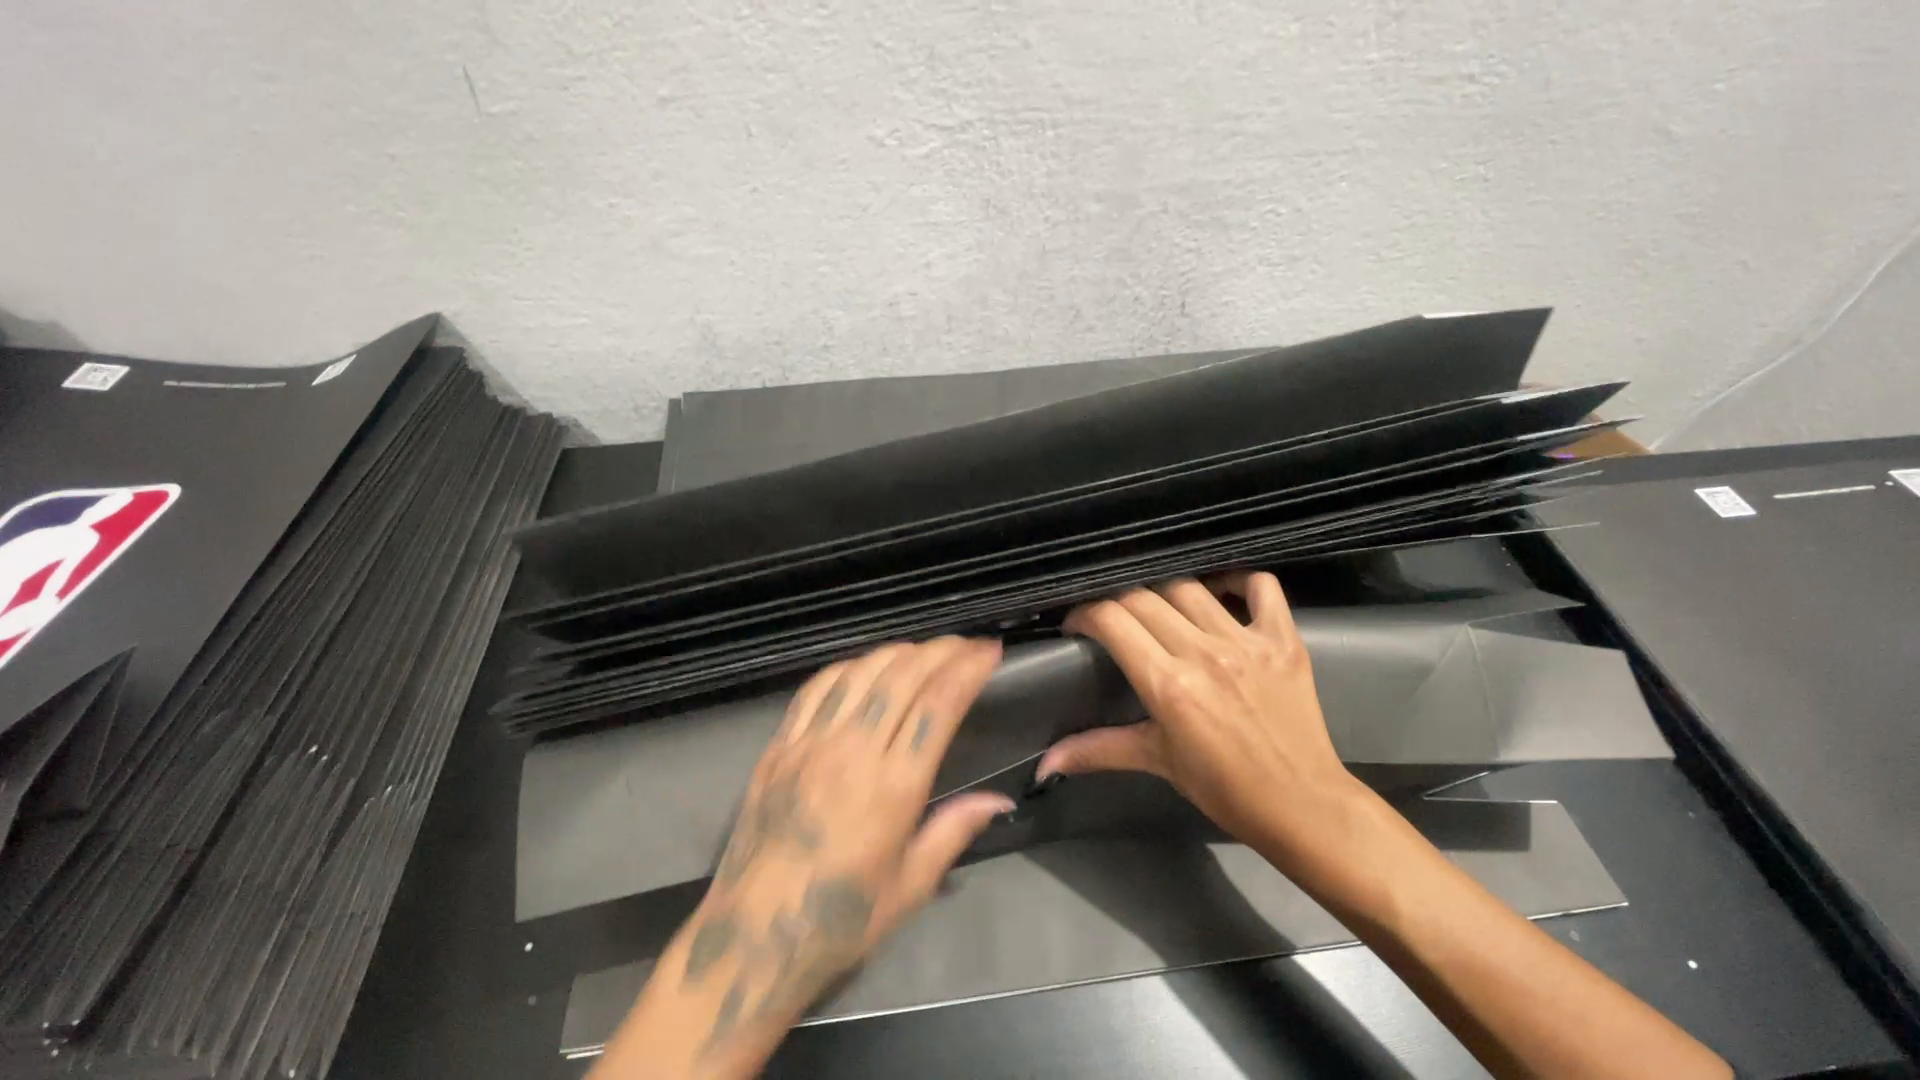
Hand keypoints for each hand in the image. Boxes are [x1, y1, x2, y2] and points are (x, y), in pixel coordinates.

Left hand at [669, 638, 1013, 1045]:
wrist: (753, 936)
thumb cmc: (842, 919)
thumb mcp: (910, 887)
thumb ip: (953, 832)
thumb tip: (999, 800)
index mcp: (892, 788)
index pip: (937, 705)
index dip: (966, 669)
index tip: (990, 651)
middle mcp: (851, 753)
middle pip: (900, 676)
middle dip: (939, 651)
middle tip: (965, 644)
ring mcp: (808, 745)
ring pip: (858, 674)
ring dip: (895, 652)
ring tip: (922, 651)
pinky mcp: (777, 748)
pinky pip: (815, 690)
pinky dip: (846, 668)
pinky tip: (863, 667)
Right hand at [1037, 572, 1356, 856]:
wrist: (1301, 805)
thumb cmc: (1224, 789)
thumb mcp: (1157, 762)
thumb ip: (1099, 750)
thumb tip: (1045, 763)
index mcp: (1167, 685)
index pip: (1111, 620)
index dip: (1084, 613)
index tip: (1076, 624)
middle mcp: (1203, 653)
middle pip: (1143, 598)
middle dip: (1116, 602)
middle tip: (1113, 619)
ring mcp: (1246, 642)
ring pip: (1190, 587)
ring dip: (1165, 592)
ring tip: (1160, 608)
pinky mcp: (1284, 639)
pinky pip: (1260, 586)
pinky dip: (1237, 580)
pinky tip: (1220, 593)